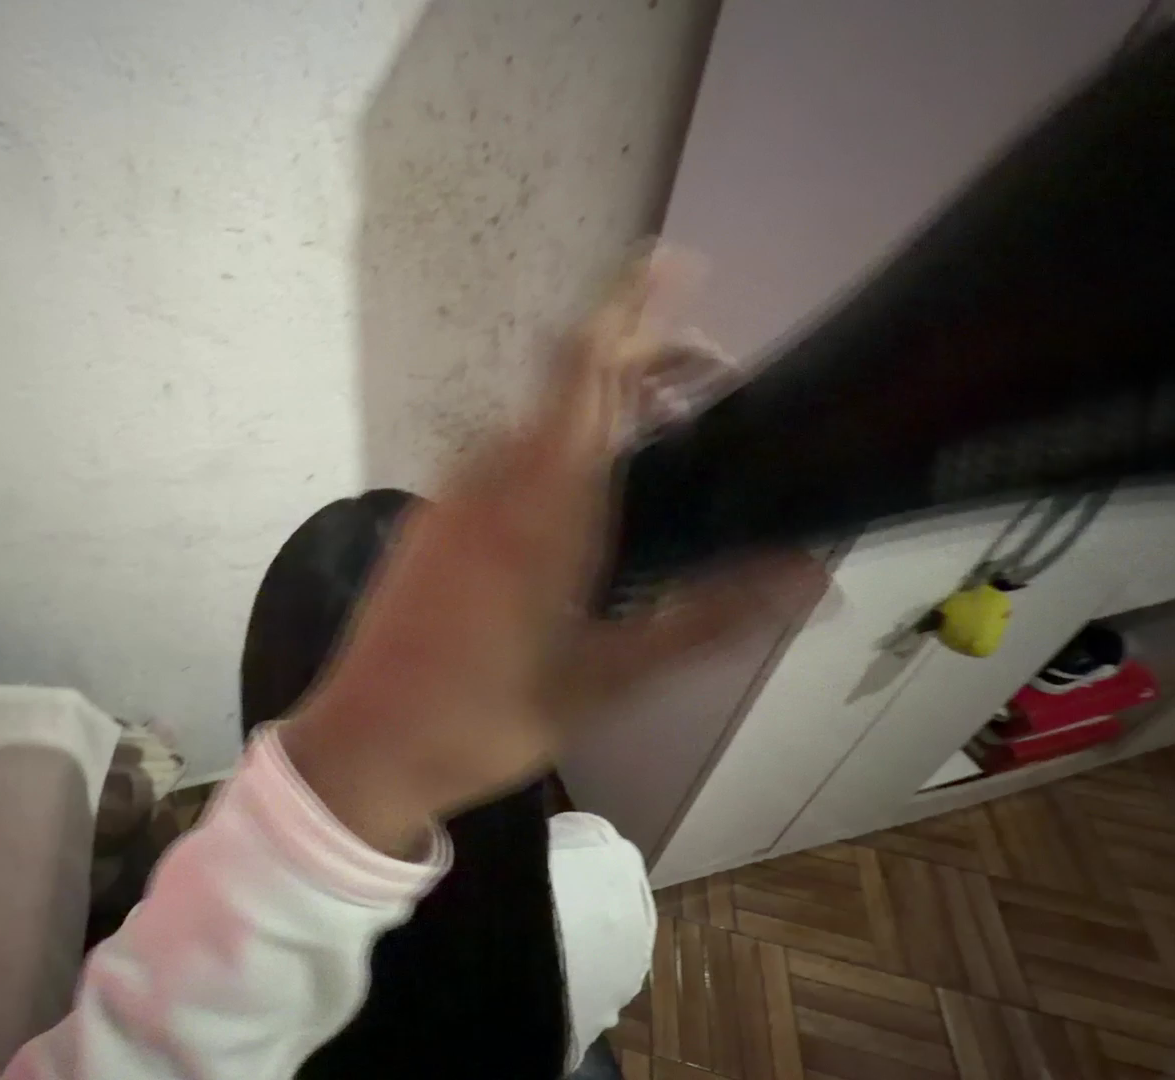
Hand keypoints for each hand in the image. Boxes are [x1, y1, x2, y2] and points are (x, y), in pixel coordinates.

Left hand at [278, 249, 829, 854]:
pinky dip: (546, 456)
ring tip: (654, 444)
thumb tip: (808, 576)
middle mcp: (484, 480)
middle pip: (563, 390)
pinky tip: (574, 506)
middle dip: (636, 367)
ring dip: (591, 417)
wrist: (366, 743)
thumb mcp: (605, 677)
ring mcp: (446, 499)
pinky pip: (494, 465)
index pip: (584, 373)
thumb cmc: (485, 717)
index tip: (673, 263)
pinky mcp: (425, 524)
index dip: (629, 309)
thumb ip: (705, 619)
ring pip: (528, 429)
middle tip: (705, 389)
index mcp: (538, 504)